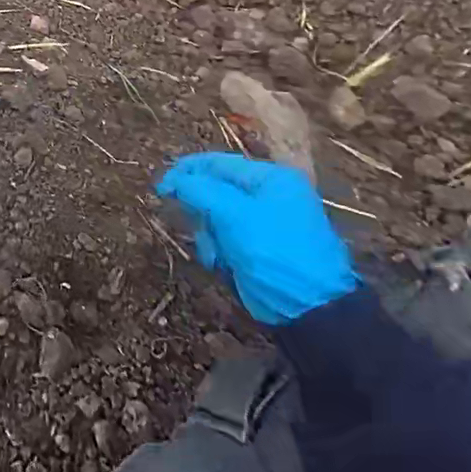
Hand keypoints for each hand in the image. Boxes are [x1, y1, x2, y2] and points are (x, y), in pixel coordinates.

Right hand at [155, 153, 356, 324]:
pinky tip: (222, 264)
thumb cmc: (274, 252)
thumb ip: (200, 191)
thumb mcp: (234, 215)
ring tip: (216, 254)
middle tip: (197, 227)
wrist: (309, 307)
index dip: (188, 171)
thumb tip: (172, 179)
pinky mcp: (256, 248)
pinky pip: (224, 239)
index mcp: (270, 178)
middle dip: (203, 212)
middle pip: (215, 191)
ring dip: (209, 236)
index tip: (161, 186)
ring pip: (215, 218)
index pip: (219, 164)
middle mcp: (267, 196)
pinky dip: (218, 250)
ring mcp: (262, 223)